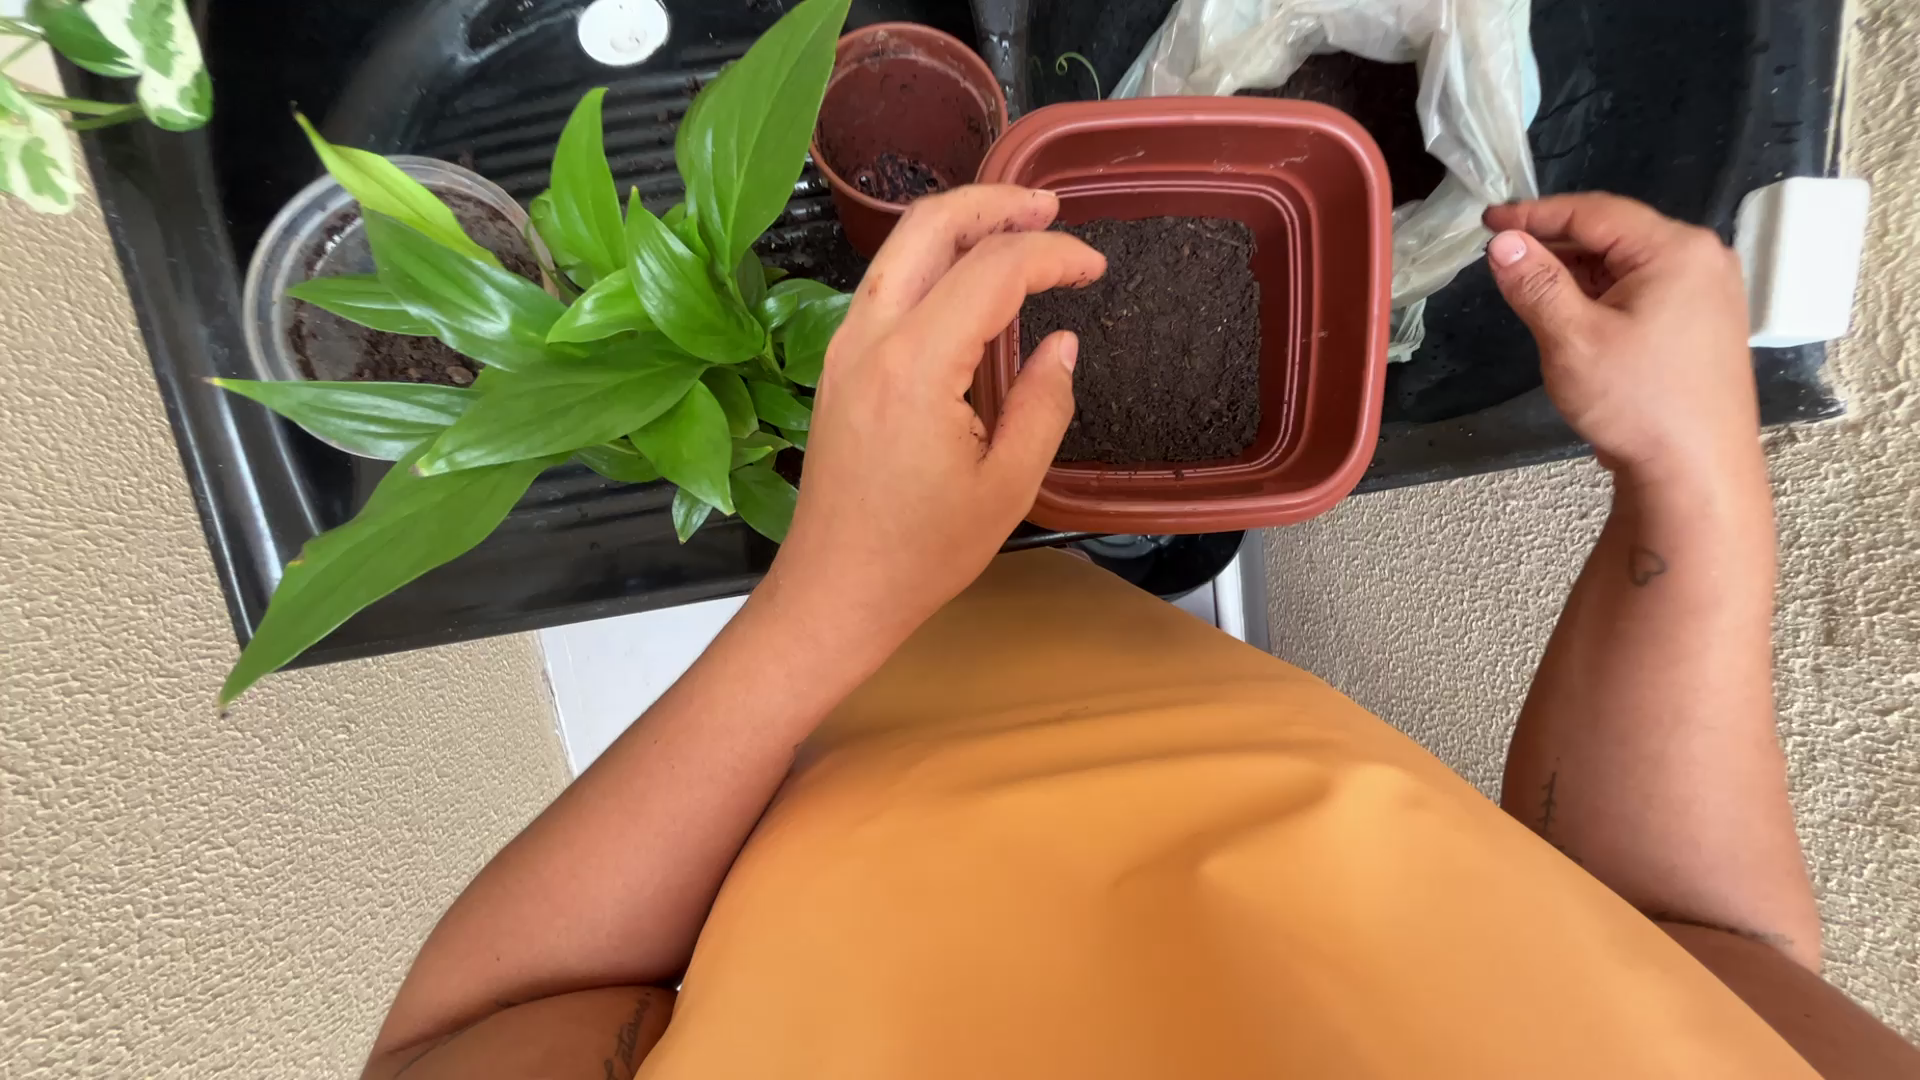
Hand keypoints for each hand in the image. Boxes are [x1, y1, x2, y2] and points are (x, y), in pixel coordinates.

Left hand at [762, 185, 1106, 646]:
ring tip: (1015, 231)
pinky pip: (885, 289)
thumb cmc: (922, 553)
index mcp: (917, 365)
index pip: (992, 270)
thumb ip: (1045, 404)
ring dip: (958, 226)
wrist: (837, 589)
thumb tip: (1061, 345)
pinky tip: (967, 287)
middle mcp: (870, 339)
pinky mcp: (837, 369)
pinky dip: (931, 266)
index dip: (1052, 255)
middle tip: (1048, 208)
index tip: (1093, 267)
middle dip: (994, 202)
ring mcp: (845, 350)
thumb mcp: (1009, 487)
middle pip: (928, 226)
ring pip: (899, 251)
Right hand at [1483, 194, 1757, 486]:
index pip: (1595, 213)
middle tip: (1495, 251)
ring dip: (1568, 267)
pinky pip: (1631, 288)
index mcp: (1675, 251)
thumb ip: (1535, 285)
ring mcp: (1698, 291)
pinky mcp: (1688, 320)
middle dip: (1550, 239)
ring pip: (1618, 263)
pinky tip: (1559, 306)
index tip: (1485, 220)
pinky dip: (1589, 290)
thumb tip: (1502, 242)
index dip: (1535, 213)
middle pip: (1610, 234)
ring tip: (1519, 279)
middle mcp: (1696, 259)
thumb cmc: (1633, 398)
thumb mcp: (1571, 338)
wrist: (1690, 463)